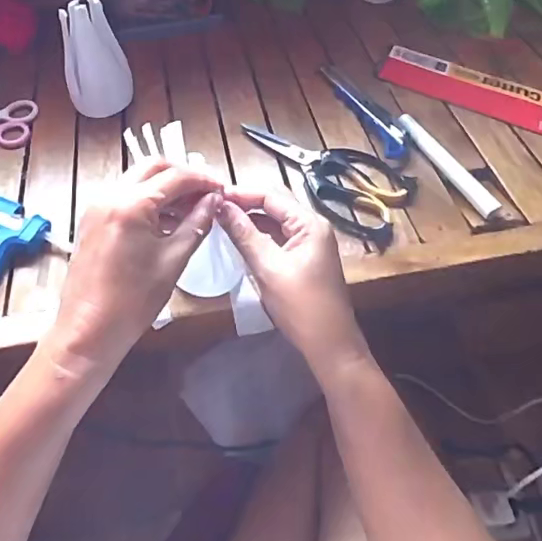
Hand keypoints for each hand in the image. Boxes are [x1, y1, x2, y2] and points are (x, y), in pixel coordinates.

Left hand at [43, 159, 222, 376]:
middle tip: (206, 194)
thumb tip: (213, 201)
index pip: (174, 176)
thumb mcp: (173, 260)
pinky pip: (124, 196)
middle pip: (152, 167)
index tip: (221, 189)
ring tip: (191, 209)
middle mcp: (109, 195)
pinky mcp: (92, 218)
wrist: (89, 328)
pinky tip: (167, 220)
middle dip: (182, 175)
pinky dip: (147, 200)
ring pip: (137, 179)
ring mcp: (97, 205)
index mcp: (130, 203)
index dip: (203, 179)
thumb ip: (196, 224)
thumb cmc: (132, 300)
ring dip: (164, 187)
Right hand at [217, 185, 368, 373]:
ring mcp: (309, 243)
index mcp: (309, 224)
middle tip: (212, 206)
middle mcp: (312, 227)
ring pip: (273, 221)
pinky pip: (276, 237)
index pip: (270, 196)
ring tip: (219, 219)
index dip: (240, 194)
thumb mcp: (267, 267)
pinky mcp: (303, 258)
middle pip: (273, 206)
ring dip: (248, 220)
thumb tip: (220, 206)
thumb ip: (243, 233)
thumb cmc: (301, 305)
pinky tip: (237, 238)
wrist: (330, 346)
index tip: (211, 196)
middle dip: (243, 204)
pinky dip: (257, 235)